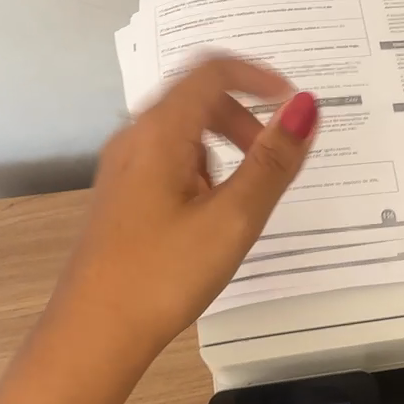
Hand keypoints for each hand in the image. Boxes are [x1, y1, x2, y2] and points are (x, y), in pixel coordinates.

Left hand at [51, 56, 316, 364]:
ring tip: (243, 201)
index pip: (212, 71)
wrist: (97, 331)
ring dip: (223, 149)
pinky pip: (168, 163)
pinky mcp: (122, 200)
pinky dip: (202, 173)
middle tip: (274, 160)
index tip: (294, 103)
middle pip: (196, 100)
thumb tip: (306, 108)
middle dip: (244, 118)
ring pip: (182, 135)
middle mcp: (134, 140)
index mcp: (159, 132)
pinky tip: (210, 220)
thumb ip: (273, 162)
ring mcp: (123, 170)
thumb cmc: (164, 275)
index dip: (259, 76)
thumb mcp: (232, 219)